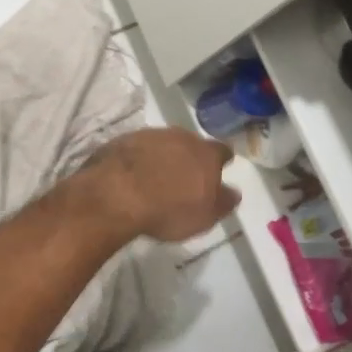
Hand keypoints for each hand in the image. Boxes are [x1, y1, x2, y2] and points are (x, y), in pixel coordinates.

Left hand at [80, 128, 240, 241]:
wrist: (116, 194)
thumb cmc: (169, 209)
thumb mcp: (204, 217)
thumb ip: (223, 203)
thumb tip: (235, 193)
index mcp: (206, 153)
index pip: (222, 151)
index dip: (221, 160)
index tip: (220, 168)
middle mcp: (182, 136)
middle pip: (192, 144)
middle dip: (190, 157)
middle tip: (185, 177)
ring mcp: (151, 135)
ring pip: (164, 144)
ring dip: (163, 157)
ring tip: (156, 178)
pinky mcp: (124, 139)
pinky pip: (138, 148)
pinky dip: (139, 159)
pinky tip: (132, 177)